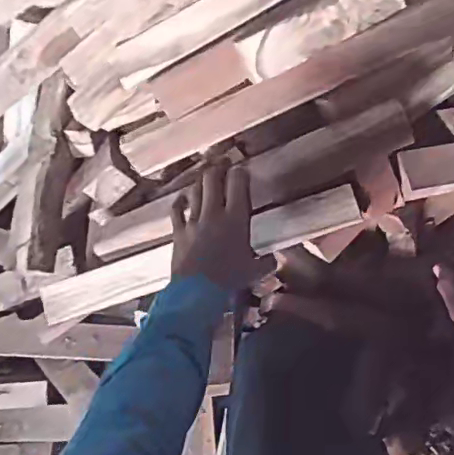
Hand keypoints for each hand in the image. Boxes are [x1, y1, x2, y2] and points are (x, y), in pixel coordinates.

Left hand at [171, 160, 273, 290]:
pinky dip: (180, 201)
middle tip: (222, 161)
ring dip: (201, 180)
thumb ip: (267, 263)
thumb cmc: (229, 280)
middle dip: (218, 167)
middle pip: (212, 179)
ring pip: (195, 190)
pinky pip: (177, 210)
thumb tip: (276, 260)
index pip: (238, 184)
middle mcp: (214, 213)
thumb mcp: (254, 272)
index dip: (240, 172)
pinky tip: (182, 197)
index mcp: (235, 218)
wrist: (196, 293)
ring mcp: (194, 221)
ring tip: (206, 173)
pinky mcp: (179, 231)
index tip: (241, 168)